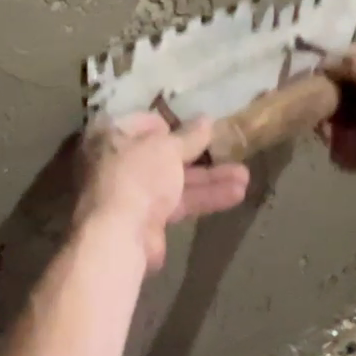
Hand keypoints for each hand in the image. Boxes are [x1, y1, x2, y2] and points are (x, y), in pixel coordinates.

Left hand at [76, 113, 250, 269]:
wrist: (120, 235)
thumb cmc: (137, 175)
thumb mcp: (167, 148)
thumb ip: (189, 136)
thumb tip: (206, 120)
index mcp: (110, 135)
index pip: (144, 122)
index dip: (173, 123)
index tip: (199, 126)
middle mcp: (118, 162)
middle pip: (163, 154)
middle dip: (200, 154)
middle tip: (229, 150)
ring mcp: (133, 192)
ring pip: (175, 181)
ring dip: (210, 178)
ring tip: (245, 176)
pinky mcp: (147, 220)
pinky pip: (179, 203)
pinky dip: (204, 197)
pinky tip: (236, 194)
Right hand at [322, 44, 355, 211]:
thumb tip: (325, 62)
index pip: (348, 58)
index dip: (328, 70)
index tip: (311, 85)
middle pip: (336, 93)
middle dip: (330, 111)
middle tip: (331, 124)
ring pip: (336, 123)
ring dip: (340, 138)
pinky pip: (344, 148)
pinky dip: (349, 155)